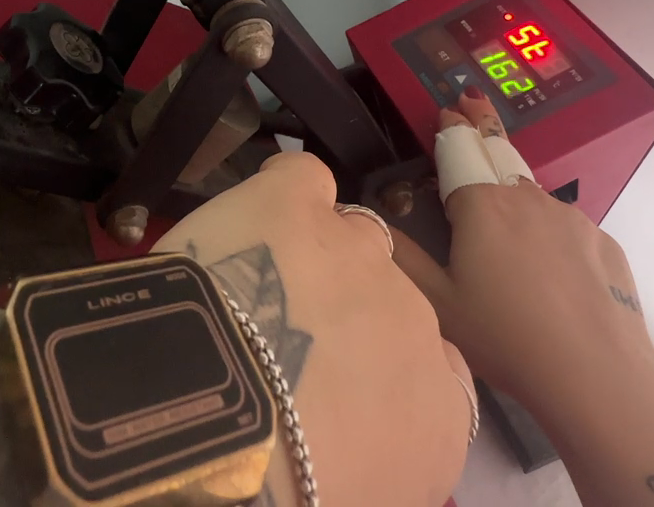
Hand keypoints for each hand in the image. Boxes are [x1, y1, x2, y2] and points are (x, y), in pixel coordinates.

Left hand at [154, 152, 472, 506]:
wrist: (214, 441)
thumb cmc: (290, 497)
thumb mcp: (360, 501)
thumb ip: (381, 468)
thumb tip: (360, 448)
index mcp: (438, 408)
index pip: (434, 373)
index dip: (382, 373)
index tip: (338, 386)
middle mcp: (412, 318)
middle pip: (380, 300)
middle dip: (337, 319)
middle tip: (275, 346)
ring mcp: (356, 251)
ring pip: (343, 237)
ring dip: (307, 259)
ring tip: (248, 288)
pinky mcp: (293, 204)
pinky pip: (303, 178)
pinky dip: (281, 194)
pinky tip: (253, 221)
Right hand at [392, 96, 653, 421]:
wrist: (598, 379)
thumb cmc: (506, 337)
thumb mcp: (437, 303)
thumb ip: (400, 255)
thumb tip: (367, 217)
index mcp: (482, 205)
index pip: (460, 148)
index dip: (451, 126)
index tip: (448, 106)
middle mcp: (527, 198)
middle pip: (500, 149)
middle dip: (482, 121)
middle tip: (472, 99)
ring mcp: (572, 219)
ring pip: (532, 189)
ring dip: (512, 179)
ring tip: (500, 192)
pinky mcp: (604, 245)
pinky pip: (566, 224)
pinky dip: (547, 225)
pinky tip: (547, 260)